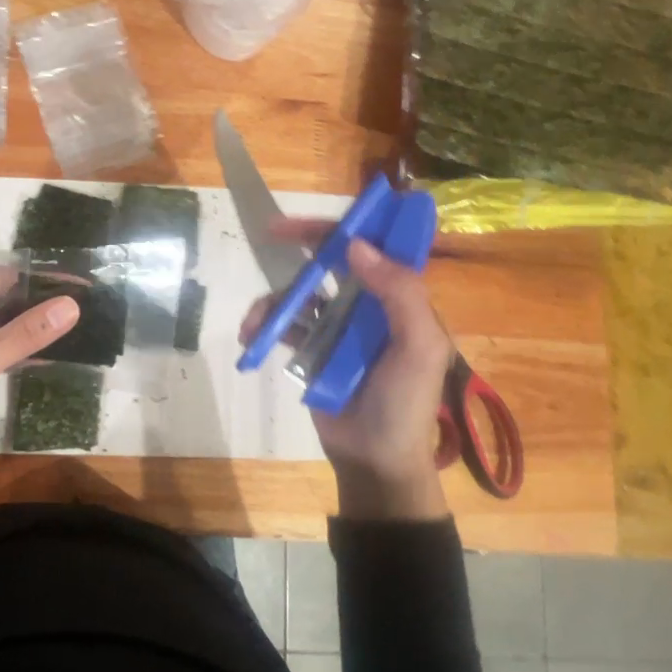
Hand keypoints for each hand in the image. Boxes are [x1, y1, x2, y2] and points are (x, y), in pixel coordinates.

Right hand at [241, 221, 452, 520]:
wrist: (374, 460)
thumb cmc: (404, 404)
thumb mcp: (418, 347)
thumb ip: (399, 294)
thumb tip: (355, 246)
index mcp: (401, 300)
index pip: (377, 246)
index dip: (352, 223)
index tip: (329, 210)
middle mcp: (370, 305)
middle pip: (334, 259)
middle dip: (304, 242)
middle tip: (271, 231)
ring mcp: (339, 327)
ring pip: (302, 291)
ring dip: (276, 298)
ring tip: (257, 323)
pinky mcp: (312, 350)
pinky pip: (285, 324)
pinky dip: (265, 324)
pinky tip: (252, 336)